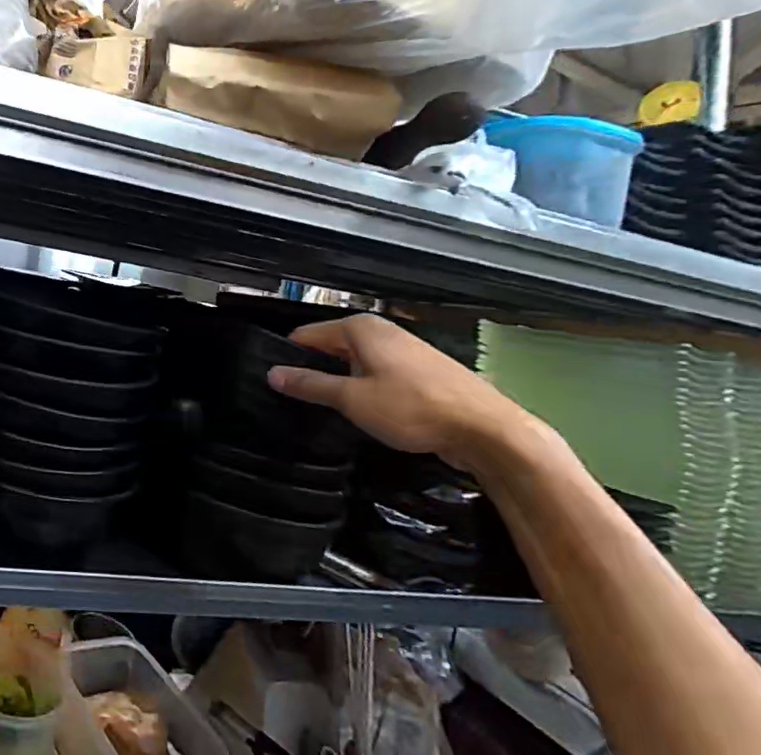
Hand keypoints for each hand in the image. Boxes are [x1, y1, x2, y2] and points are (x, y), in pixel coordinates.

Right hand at [265, 314, 534, 470]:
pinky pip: (377, 373)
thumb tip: (272, 373)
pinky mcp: (419, 370)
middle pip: (329, 347)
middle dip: (315, 371)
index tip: (278, 385)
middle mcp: (380, 331)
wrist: (489, 431)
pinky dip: (366, 388)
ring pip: (354, 362)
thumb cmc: (414, 409)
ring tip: (334, 411)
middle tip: (302, 402)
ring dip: (342, 383)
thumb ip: (310, 385)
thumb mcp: (352, 400)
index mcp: (359, 328)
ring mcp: (402, 349)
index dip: (289, 360)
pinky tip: (368, 413)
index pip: (305, 336)